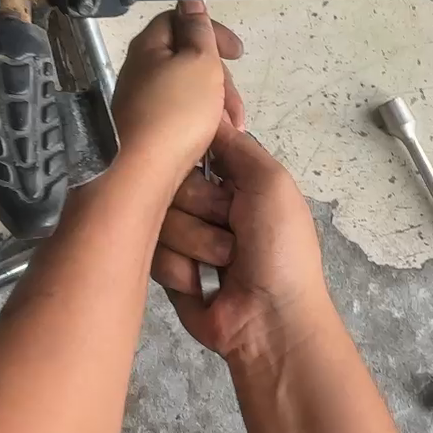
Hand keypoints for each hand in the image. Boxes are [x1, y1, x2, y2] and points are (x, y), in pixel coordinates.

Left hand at [108, 1, 244, 185]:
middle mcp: (141, 70)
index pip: (179, 20)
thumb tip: (190, 1)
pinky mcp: (147, 129)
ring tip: (232, 127)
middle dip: (220, 76)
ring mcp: (142, 101)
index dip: (210, 29)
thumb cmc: (176, 111)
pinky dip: (202, 121)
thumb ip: (198, 31)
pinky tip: (215, 137)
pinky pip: (181, 114)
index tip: (236, 52)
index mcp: (149, 47)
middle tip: (235, 101)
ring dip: (216, 102)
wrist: (144, 171)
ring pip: (189, 89)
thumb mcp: (198, 63)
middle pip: (187, 58)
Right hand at [150, 121, 337, 366]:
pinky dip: (181, 269)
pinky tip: (204, 284)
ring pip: (157, 219)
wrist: (271, 320)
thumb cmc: (280, 248)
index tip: (198, 165)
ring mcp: (183, 237)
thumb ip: (236, 145)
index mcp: (232, 180)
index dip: (191, 157)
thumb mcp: (270, 183)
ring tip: (224, 263)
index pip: (190, 150)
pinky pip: (152, 254)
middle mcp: (204, 204)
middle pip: (169, 183)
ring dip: (196, 243)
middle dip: (202, 207)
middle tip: (232, 226)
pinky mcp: (165, 269)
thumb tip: (208, 111)